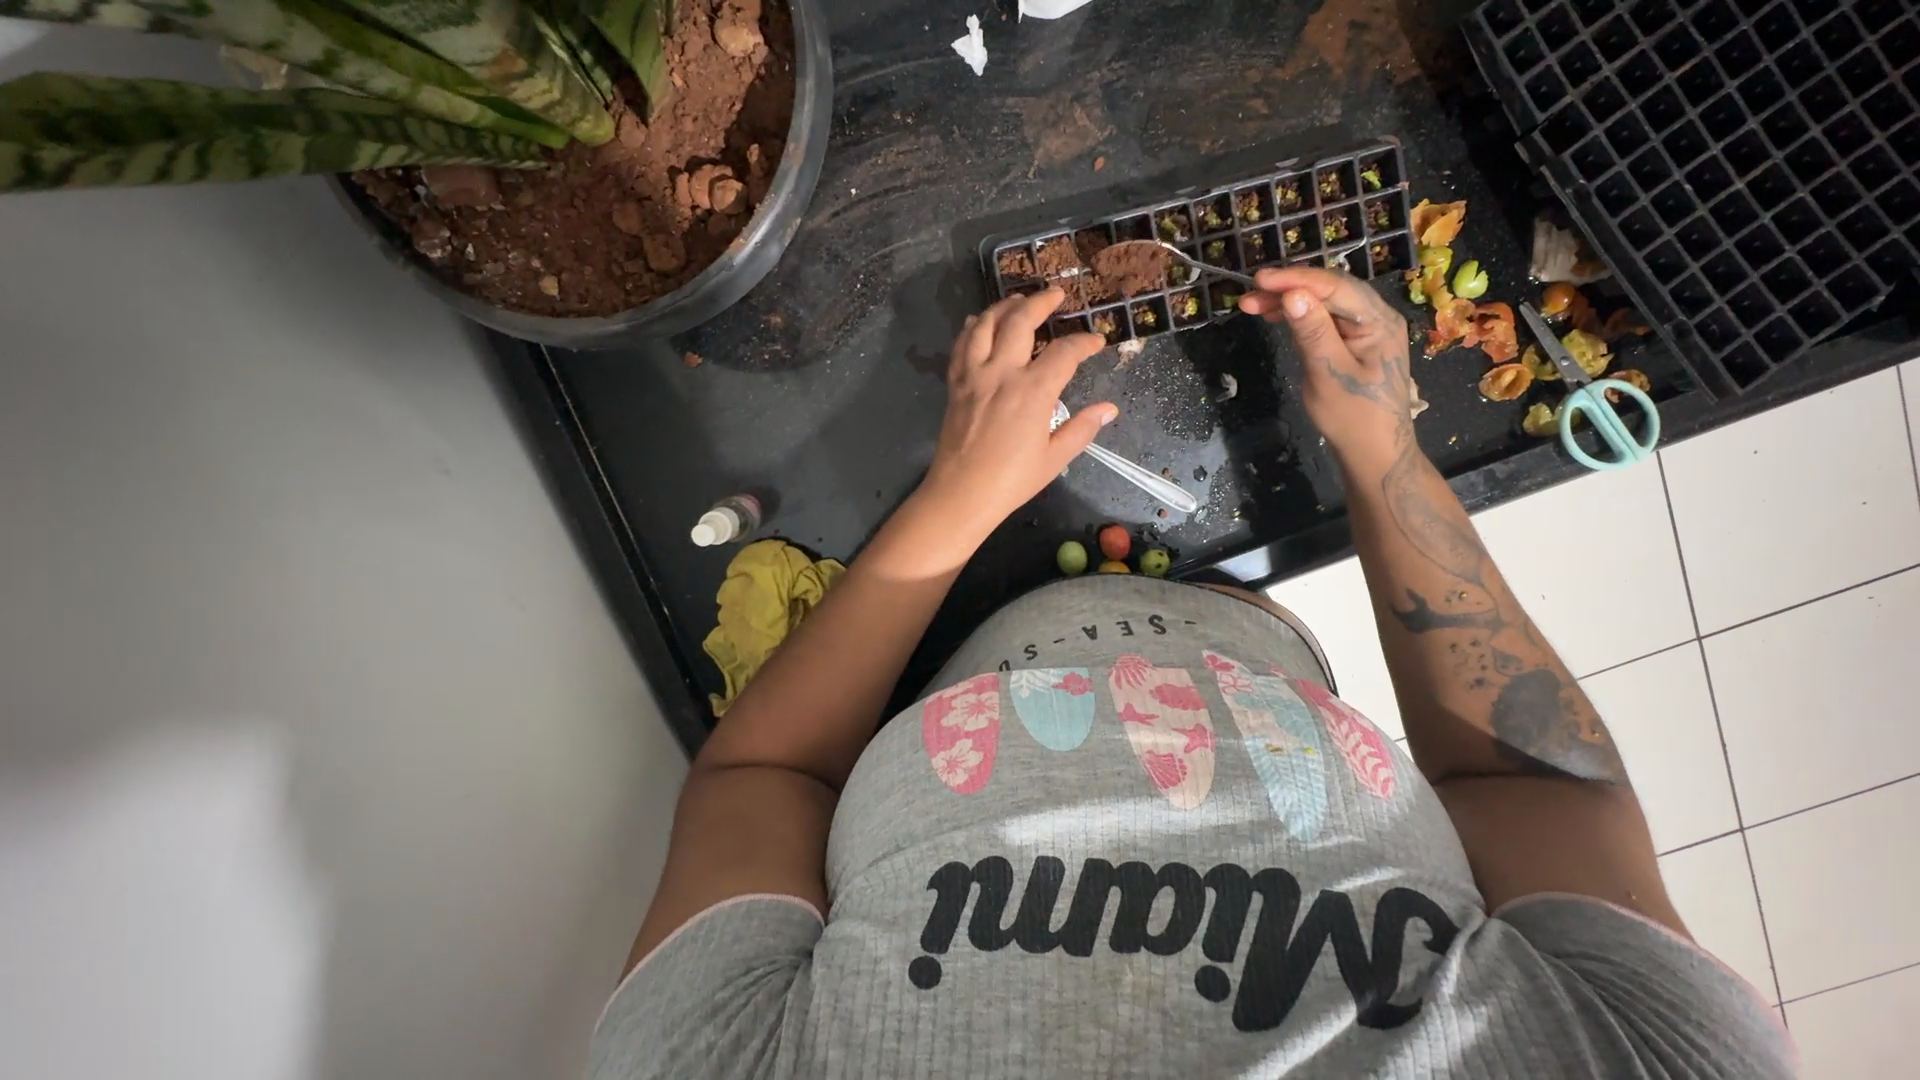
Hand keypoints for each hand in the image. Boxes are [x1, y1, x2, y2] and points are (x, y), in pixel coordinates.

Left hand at [917, 288, 1116, 541]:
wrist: (961, 493)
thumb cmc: (1011, 481)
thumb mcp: (1054, 459)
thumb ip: (1082, 429)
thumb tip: (1108, 409)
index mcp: (1033, 392)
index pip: (1064, 352)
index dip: (1084, 342)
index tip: (1095, 342)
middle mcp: (1002, 373)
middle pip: (1020, 321)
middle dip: (1041, 302)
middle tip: (1056, 294)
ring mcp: (974, 376)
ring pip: (985, 324)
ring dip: (1003, 306)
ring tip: (1018, 300)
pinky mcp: (955, 385)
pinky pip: (961, 346)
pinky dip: (971, 328)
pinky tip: (978, 322)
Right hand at [1239, 267, 1413, 474]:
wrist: (1374, 452)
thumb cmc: (1353, 418)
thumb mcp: (1329, 375)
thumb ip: (1313, 332)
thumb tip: (1292, 295)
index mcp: (1379, 321)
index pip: (1335, 287)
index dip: (1296, 280)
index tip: (1260, 279)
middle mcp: (1377, 317)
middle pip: (1330, 291)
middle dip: (1289, 289)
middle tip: (1249, 295)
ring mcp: (1367, 330)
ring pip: (1325, 304)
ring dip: (1289, 302)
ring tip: (1253, 306)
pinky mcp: (1354, 342)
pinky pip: (1326, 320)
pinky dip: (1299, 317)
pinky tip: (1276, 317)